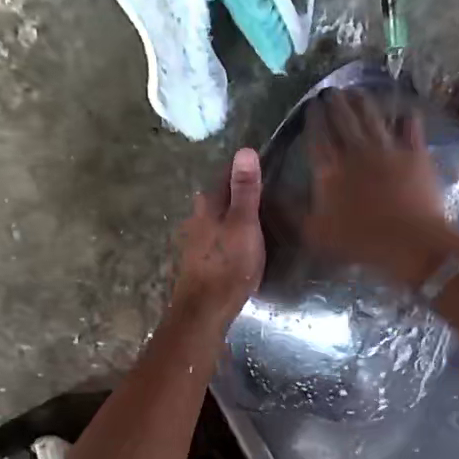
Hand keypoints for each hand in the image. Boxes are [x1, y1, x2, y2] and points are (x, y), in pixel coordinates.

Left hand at [170, 148, 265, 327]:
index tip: (261, 164)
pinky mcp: (198, 260)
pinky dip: (228, 236)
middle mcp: (197, 218)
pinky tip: (239, 244)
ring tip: (255, 217)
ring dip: (231, 216)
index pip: (224, 176)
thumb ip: (245, 190)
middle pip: (218, 198)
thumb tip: (244, 150)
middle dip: (235, 193)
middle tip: (262, 192)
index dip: (242, 169)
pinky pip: (216, 239)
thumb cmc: (228, 263)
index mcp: (208, 205)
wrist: (205, 308)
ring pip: (215, 219)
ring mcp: (195, 241)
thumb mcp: (244, 223)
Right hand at [303, 89, 457, 282]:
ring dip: (364, 101)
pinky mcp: (415, 154)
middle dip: (336, 102)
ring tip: (357, 91)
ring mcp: (387, 149)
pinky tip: (404, 112)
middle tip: (331, 91)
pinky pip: (410, 128)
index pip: (317, 135)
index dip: (313, 118)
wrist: (408, 241)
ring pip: (373, 116)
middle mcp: (355, 150)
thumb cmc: (357, 239)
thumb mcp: (312, 231)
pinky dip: (406, 118)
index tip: (310, 105)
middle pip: (344, 118)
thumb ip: (290, 210)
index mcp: (329, 168)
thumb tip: (269, 192)